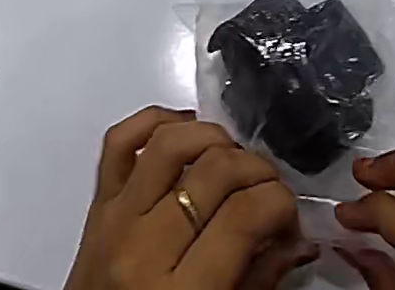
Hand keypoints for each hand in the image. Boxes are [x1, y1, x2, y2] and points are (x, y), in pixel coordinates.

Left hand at [65, 107, 316, 289]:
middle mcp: (143, 247)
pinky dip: (154, 120)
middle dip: (255, 168)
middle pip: (211, 173)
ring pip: (168, 144)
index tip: (290, 211)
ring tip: (233, 154)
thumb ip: (258, 283)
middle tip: (270, 183)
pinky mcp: (96, 201)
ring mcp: (115, 216)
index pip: (241, 218)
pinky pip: (120, 140)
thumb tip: (298, 237)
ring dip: (211, 136)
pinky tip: (184, 129)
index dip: (278, 202)